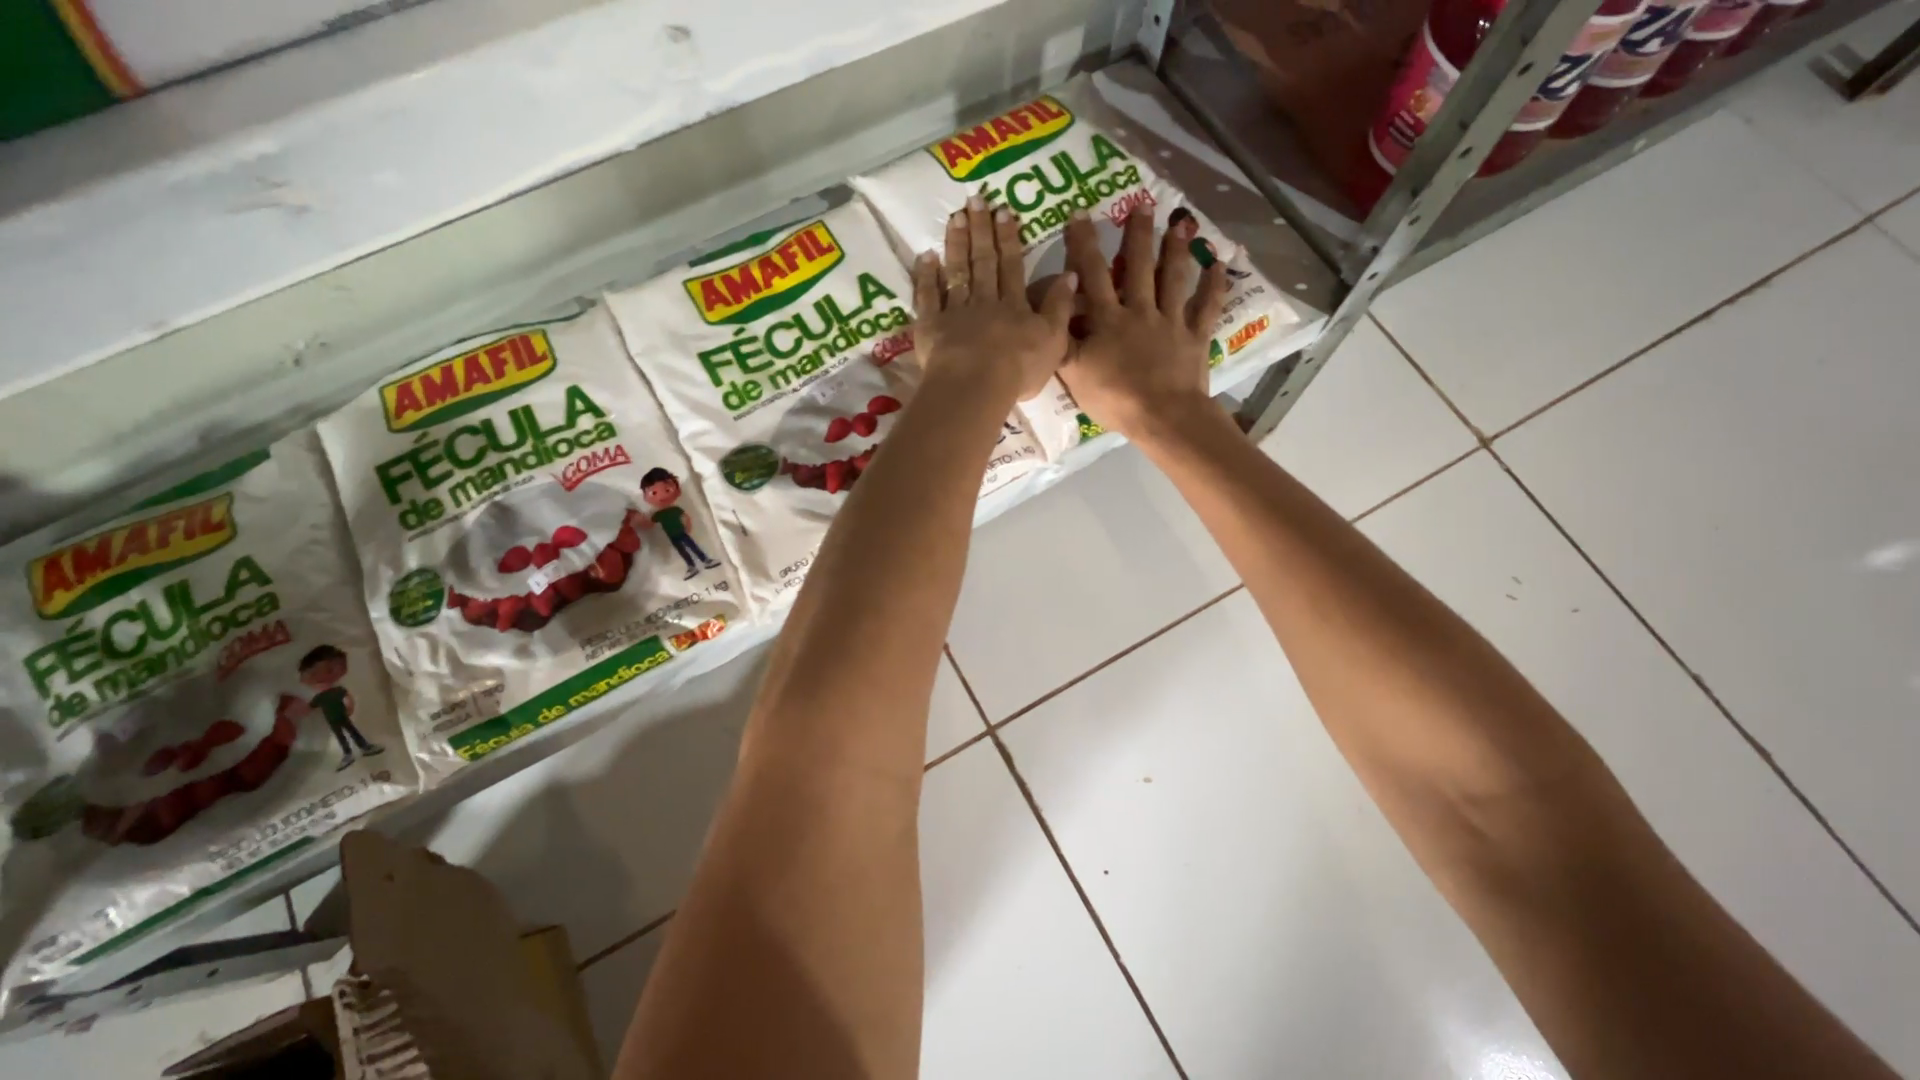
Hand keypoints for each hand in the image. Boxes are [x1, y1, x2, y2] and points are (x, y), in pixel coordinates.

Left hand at [912, 197, 1076, 400]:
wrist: (976, 384)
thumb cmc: (1018, 368)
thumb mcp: (1053, 340)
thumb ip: (1059, 308)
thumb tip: (1070, 275)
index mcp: (1014, 306)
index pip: (1012, 267)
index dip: (1008, 239)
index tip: (1003, 212)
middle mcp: (985, 301)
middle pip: (983, 262)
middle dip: (980, 230)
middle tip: (975, 201)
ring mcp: (955, 312)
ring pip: (957, 272)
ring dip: (956, 244)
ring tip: (954, 217)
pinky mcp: (931, 326)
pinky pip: (927, 297)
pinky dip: (926, 276)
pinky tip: (925, 256)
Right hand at [1057, 206, 1228, 444]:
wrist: (1163, 417)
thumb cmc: (1114, 398)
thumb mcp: (1073, 372)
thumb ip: (1060, 340)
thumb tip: (1049, 310)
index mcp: (1108, 319)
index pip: (1091, 274)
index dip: (1083, 244)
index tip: (1079, 213)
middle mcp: (1140, 311)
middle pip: (1138, 266)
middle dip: (1137, 234)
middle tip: (1140, 203)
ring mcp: (1171, 322)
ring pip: (1173, 278)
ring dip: (1176, 249)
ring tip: (1179, 222)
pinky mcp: (1195, 337)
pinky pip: (1207, 307)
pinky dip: (1214, 285)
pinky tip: (1218, 263)